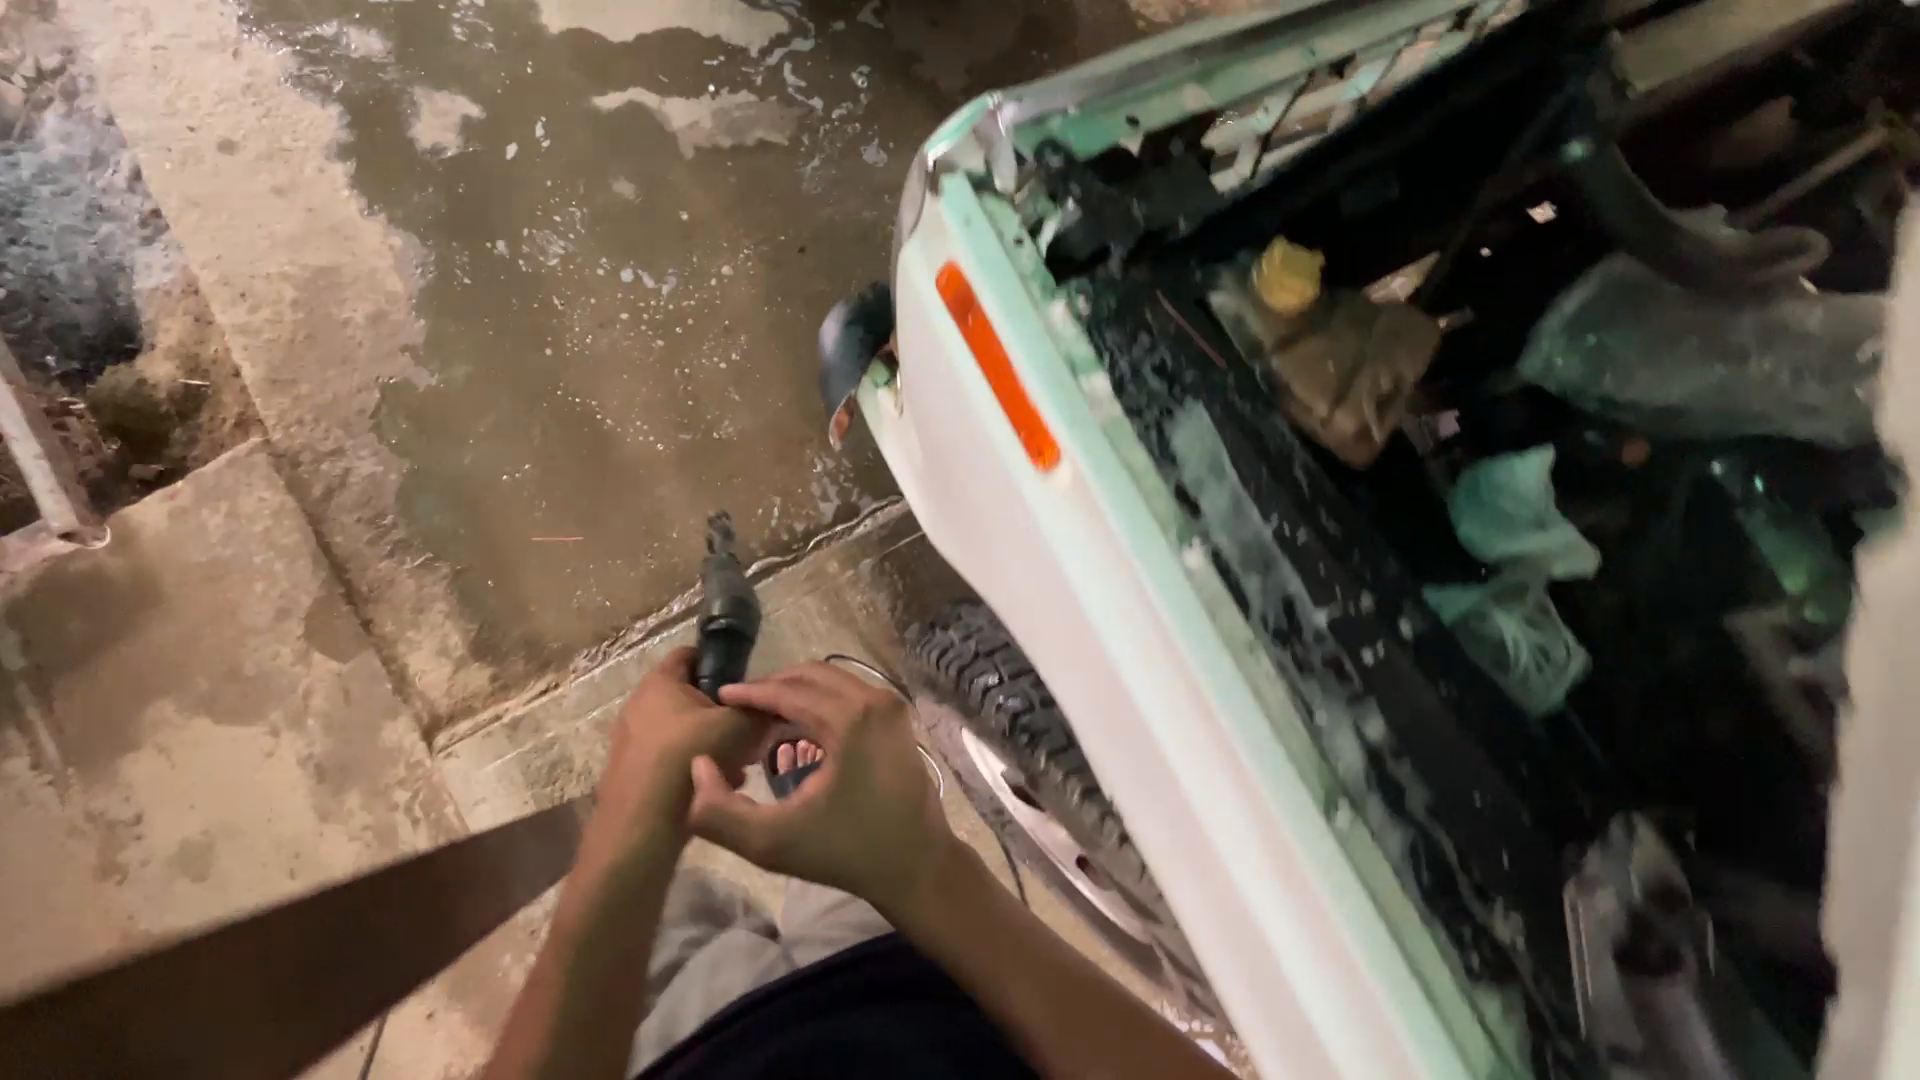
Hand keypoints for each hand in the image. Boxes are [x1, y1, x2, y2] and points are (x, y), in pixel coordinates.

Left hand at [591, 647, 765, 843]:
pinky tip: (718, 785)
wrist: (641, 824)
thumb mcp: (740, 725)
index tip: (746, 680)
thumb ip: (759, 709)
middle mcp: (640, 705)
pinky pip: (673, 757)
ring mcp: (633, 739)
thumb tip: (772, 705)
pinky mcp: (634, 770)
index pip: (691, 653)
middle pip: (692, 697)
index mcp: (660, 682)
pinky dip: (696, 765)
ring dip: (714, 742)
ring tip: (740, 763)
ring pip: (685, 730)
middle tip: (750, 729)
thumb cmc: (689, 756)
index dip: (721, 661)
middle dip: (723, 712)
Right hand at [688, 662, 959, 913]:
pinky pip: (851, 694)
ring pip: (833, 681)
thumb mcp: (771, 842)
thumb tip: (697, 767)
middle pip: (811, 675)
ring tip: (763, 717)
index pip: (787, 691)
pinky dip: (821, 701)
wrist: (915, 865)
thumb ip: (719, 811)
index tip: (720, 697)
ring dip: (797, 692)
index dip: (750, 693)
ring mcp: (891, 707)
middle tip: (740, 708)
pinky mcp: (898, 719)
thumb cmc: (844, 852)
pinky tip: (798, 728)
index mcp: (849, 718)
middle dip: (772, 687)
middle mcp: (875, 700)